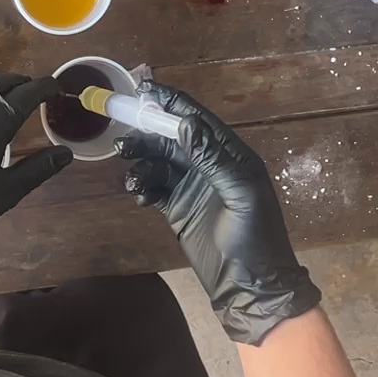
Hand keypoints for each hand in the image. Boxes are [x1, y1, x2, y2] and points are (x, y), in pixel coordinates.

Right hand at [118, 81, 320, 344]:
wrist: (251, 288)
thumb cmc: (255, 238)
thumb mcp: (240, 195)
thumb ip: (212, 158)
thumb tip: (184, 123)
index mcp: (229, 155)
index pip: (195, 119)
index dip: (170, 101)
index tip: (142, 88)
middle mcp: (208, 165)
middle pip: (170, 138)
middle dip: (146, 134)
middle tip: (122, 140)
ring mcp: (191, 186)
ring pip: (158, 162)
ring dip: (141, 163)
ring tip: (129, 175)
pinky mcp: (177, 207)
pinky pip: (154, 186)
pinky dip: (143, 187)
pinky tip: (140, 196)